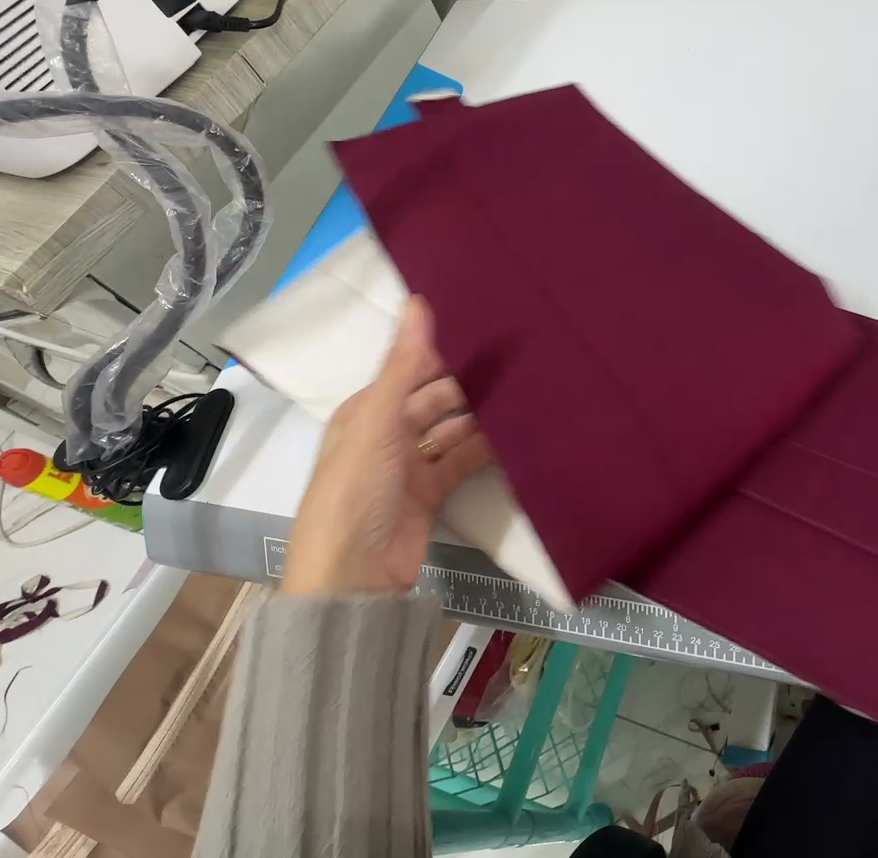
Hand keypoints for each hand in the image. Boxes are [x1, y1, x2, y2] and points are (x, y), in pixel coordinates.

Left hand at [282, 297, 489, 595]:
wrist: (354, 575)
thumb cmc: (357, 489)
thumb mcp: (378, 421)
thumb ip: (403, 365)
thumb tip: (417, 301)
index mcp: (366, 411)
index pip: (409, 369)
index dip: (442, 349)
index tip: (485, 327)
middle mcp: (387, 433)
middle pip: (434, 398)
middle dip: (468, 383)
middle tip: (518, 360)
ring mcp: (410, 465)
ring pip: (452, 429)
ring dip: (479, 416)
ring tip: (523, 393)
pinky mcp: (431, 493)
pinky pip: (461, 461)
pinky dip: (484, 449)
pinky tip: (515, 435)